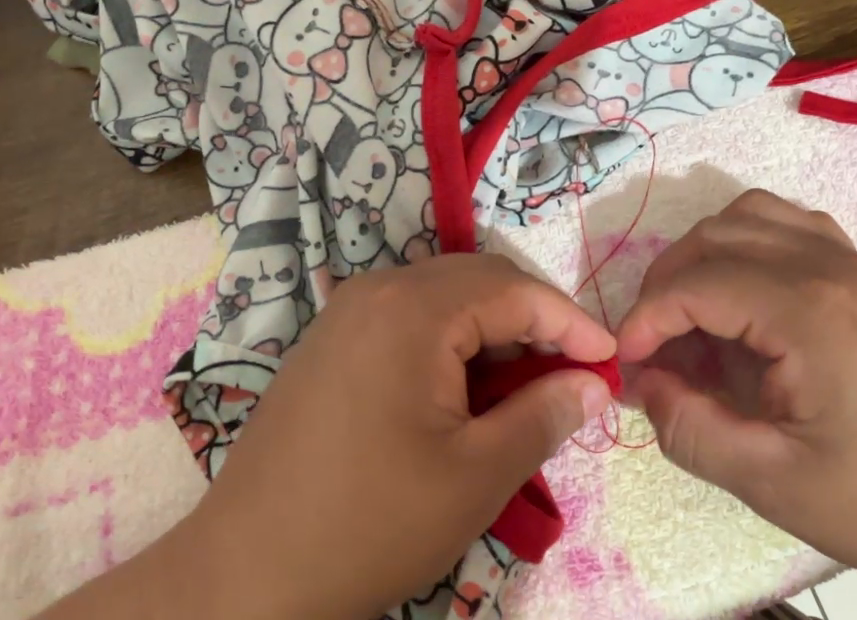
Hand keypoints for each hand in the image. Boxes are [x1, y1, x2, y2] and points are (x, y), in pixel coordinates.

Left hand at [189, 253, 614, 617]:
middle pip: (478, 281)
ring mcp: (345, 314)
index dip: (571, 321)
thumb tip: (592, 384)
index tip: (610, 361)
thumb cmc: (370, 523)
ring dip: (493, 330)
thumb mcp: (476, 476)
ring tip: (528, 382)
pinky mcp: (329, 343)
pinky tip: (467, 388)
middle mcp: (376, 290)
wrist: (246, 575)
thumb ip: (543, 416)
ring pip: (443, 298)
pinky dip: (451, 341)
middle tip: (575, 369)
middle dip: (534, 319)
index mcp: (413, 310)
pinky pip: (407, 319)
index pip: (514, 290)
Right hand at [614, 189, 856, 604]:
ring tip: (692, 316)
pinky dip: (751, 244)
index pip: (695, 284)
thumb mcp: (770, 481)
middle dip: (667, 283)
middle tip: (652, 346)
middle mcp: (828, 265)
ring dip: (706, 255)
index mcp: (807, 310)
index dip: (646, 319)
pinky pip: (792, 225)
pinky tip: (747, 300)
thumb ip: (689, 427)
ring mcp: (853, 262)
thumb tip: (642, 384)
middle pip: (716, 236)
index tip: (625, 364)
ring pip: (751, 214)